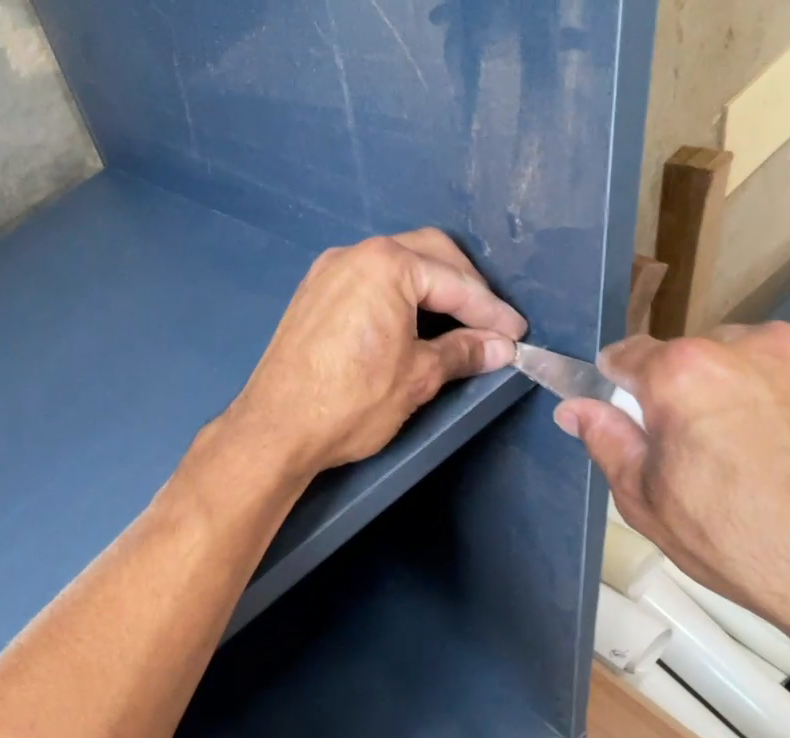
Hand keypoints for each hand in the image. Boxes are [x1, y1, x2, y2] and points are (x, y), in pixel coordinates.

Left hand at [219, 228, 527, 479]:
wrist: (275, 430)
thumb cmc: (350, 403)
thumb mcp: (417, 379)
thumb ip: (461, 353)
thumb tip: (498, 347)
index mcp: (385, 265)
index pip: (454, 282)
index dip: (490, 311)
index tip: (515, 335)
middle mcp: (354, 254)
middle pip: (427, 256)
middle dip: (463, 288)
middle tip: (489, 324)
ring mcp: (327, 273)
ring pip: (394, 266)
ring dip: (429, 289)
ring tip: (456, 325)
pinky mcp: (311, 296)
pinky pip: (366, 282)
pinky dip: (396, 297)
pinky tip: (411, 324)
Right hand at [555, 323, 789, 666]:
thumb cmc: (745, 548)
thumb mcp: (650, 507)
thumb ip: (609, 444)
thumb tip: (574, 407)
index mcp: (688, 374)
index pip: (631, 353)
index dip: (624, 384)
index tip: (634, 415)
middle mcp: (760, 344)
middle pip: (706, 353)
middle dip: (698, 390)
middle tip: (713, 452)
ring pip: (772, 361)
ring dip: (762, 391)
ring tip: (781, 456)